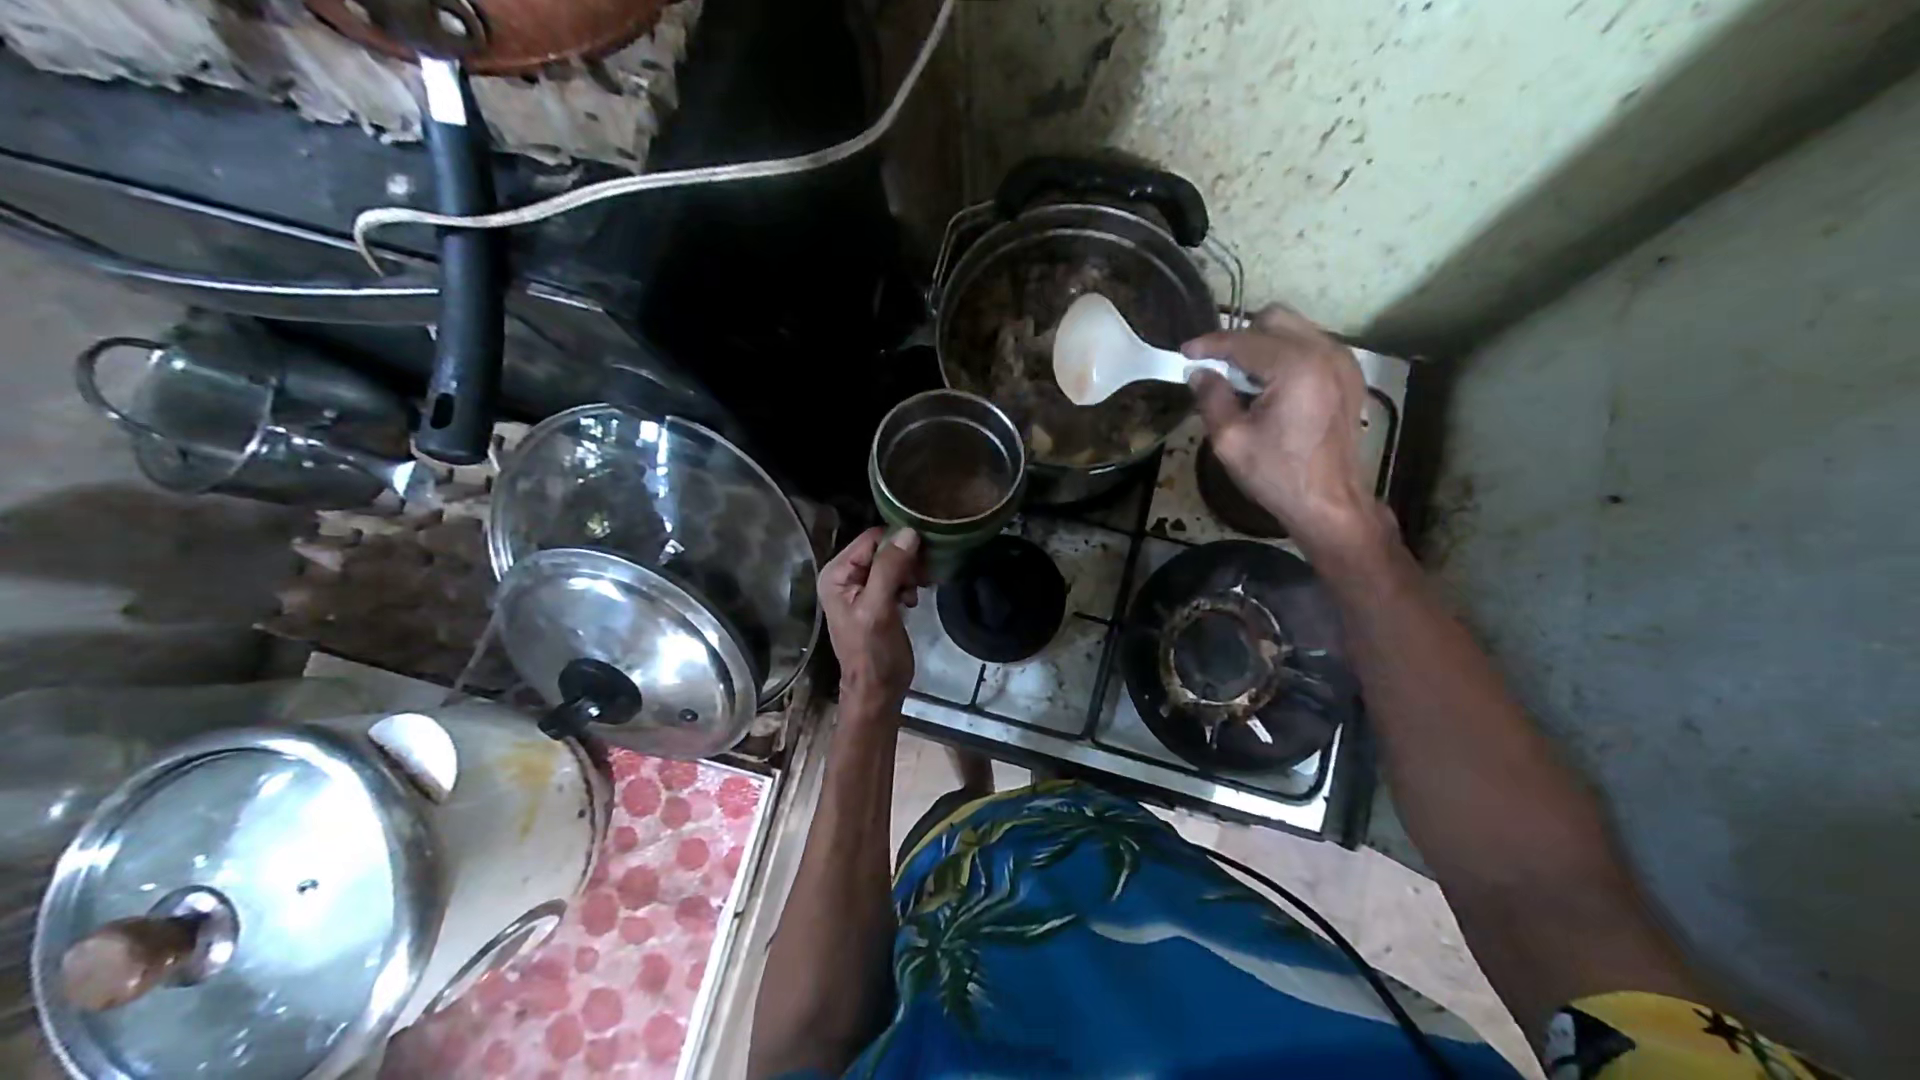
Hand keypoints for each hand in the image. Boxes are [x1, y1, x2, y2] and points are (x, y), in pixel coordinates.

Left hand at [820, 527, 925, 718]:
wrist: (878, 689)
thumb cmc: (873, 651)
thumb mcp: (878, 608)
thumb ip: (889, 569)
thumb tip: (910, 532)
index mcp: (836, 573)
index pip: (871, 538)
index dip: (898, 543)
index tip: (921, 558)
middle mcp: (845, 575)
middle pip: (883, 548)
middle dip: (906, 560)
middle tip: (921, 578)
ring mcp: (861, 587)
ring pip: (893, 561)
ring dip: (910, 572)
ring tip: (916, 592)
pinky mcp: (877, 598)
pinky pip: (897, 576)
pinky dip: (909, 583)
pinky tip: (913, 600)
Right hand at [1183, 306, 1391, 557]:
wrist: (1330, 502)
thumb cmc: (1277, 475)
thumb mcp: (1230, 440)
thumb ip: (1211, 398)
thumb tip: (1199, 372)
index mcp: (1295, 367)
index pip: (1242, 340)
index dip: (1209, 344)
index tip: (1185, 353)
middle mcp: (1324, 353)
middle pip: (1273, 319)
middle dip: (1240, 338)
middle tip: (1218, 367)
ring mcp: (1343, 361)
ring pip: (1294, 329)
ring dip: (1263, 345)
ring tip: (1243, 378)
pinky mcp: (1349, 375)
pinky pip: (1312, 346)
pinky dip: (1286, 355)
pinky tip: (1271, 386)